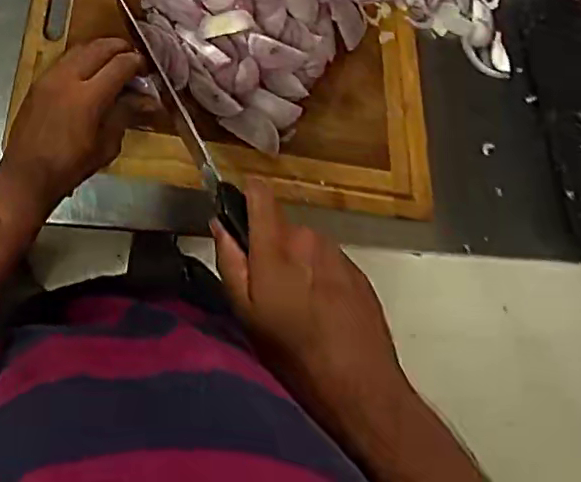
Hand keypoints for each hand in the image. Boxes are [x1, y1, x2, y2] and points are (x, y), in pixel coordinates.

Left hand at [0, 38, 150, 209]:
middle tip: (133, 57)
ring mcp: (50, 77)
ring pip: (80, 48)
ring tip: (113, 59)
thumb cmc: (69, 167)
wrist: (26, 175)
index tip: (146, 67)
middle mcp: (68, 79)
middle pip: (99, 48)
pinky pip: (65, 58)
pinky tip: (89, 69)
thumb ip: (124, 114)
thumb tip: (144, 98)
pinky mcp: (38, 81)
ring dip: (100, 49)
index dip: (137, 62)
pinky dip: (82, 57)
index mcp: (88, 97)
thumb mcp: (106, 145)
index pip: (120, 64)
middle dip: (120, 48)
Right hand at [213, 179, 412, 438]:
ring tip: (298, 305)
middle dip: (272, 245)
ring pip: (306, 245)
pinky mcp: (358, 271)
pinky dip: (320, 277)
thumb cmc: (293, 353)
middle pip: (281, 225)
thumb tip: (219, 224)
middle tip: (268, 286)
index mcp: (276, 244)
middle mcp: (308, 238)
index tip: (239, 210)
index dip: (247, 194)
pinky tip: (323, 312)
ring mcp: (337, 253)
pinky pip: (328, 262)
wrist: (362, 388)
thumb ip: (229, 261)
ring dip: (298, 263)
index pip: (260, 192)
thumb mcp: (245, 313)